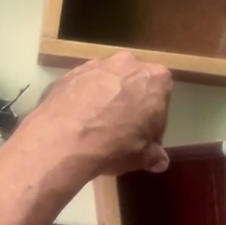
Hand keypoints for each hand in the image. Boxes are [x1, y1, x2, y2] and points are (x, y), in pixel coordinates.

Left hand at [21, 53, 172, 179]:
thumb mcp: (141, 157)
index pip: (161, 99)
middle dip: (130, 103)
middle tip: (121, 130)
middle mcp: (128, 63)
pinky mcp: (69, 72)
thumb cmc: (115, 145)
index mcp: (155, 78)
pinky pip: (82, 86)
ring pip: (107, 82)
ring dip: (105, 98)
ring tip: (95, 126)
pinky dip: (82, 99)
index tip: (144, 138)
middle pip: (133, 84)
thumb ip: (153, 154)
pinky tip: (76, 121)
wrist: (64, 138)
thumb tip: (160, 161)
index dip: (153, 121)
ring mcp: (96, 64)